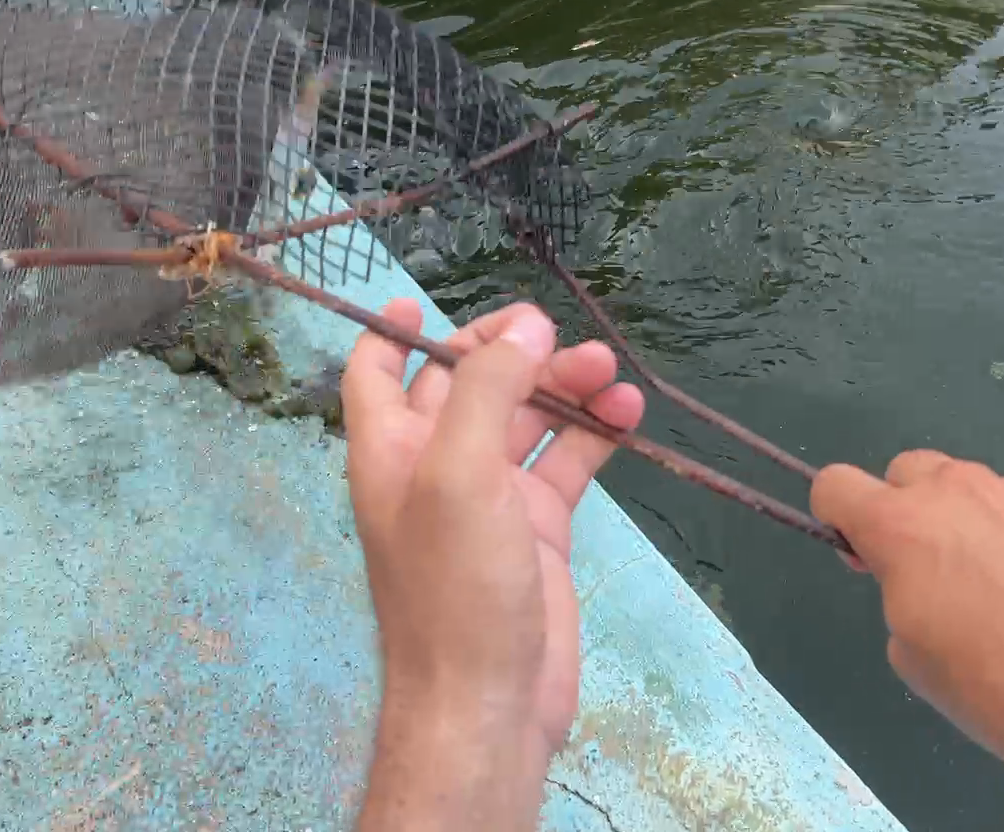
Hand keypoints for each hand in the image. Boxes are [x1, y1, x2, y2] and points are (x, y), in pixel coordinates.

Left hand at [343, 298, 643, 815]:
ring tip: (610, 370)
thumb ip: (489, 388)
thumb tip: (529, 325)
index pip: (375, 373)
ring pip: (528, 417)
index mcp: (393, 447)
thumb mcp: (460, 473)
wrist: (495, 701)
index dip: (390, 334)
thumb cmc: (457, 583)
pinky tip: (629, 414)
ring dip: (566, 388)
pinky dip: (595, 432)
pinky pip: (567, 459)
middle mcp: (437, 463)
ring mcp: (492, 493)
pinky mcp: (539, 522)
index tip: (421, 302)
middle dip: (513, 353)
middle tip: (560, 335)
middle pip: (471, 383)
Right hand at [814, 452, 1003, 831]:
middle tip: (938, 570)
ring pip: (976, 490)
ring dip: (975, 523)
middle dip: (908, 507)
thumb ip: (897, 594)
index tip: (864, 553)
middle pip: (907, 470)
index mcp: (901, 525)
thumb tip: (915, 577)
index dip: (838, 514)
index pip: (835, 482)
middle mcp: (958, 490)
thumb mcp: (916, 659)